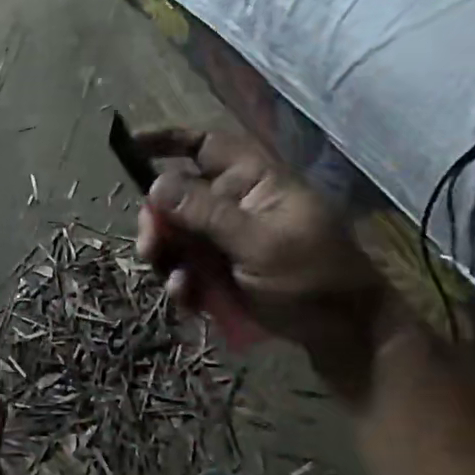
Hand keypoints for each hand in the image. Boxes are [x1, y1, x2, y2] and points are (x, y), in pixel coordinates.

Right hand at [134, 127, 398, 359]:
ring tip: (175, 285)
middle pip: (178, 196)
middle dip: (159, 221)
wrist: (343, 334)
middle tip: (150, 248)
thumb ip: (207, 213)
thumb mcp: (260, 243)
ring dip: (167, 258)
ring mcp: (227, 239)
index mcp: (254, 181)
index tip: (131, 146)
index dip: (169, 141)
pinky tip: (188, 301)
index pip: (206, 145)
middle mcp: (235, 203)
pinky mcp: (222, 271)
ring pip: (177, 236)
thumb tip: (156, 184)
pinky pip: (187, 268)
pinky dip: (182, 283)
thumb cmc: (313, 276)